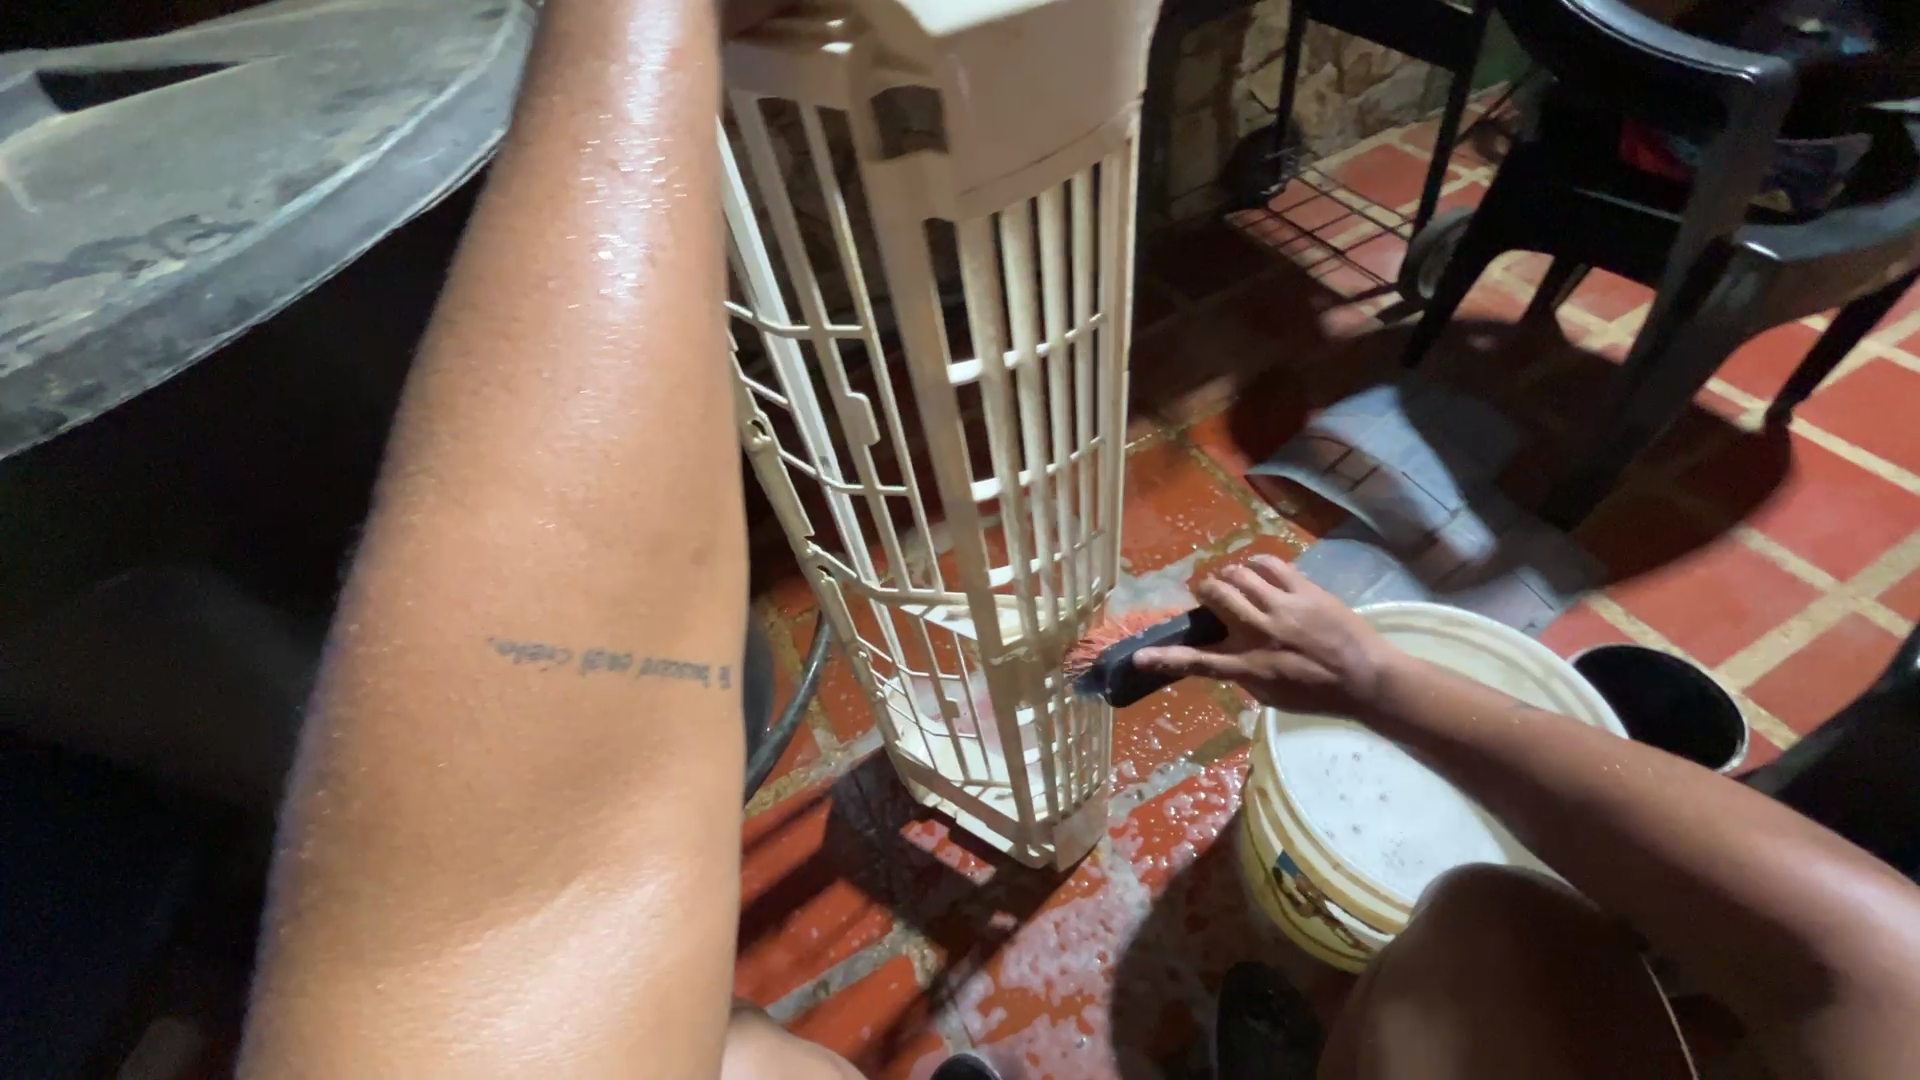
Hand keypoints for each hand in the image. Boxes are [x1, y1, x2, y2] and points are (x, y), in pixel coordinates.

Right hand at [1132, 555, 1398, 717]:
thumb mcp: (1269, 694)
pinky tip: (1255, 570)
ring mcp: (1284, 608)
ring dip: (1228, 575)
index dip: (1164, 659)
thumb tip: (1218, 654)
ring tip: (1232, 581)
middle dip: (1205, 591)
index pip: (1198, 663)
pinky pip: (1269, 564)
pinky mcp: (1305, 590)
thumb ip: (1239, 672)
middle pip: (1215, 597)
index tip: (1139, 657)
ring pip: (1238, 575)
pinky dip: (1254, 563)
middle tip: (1209, 595)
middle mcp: (1261, 634)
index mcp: (1250, 666)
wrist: (1368, 678)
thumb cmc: (1316, 693)